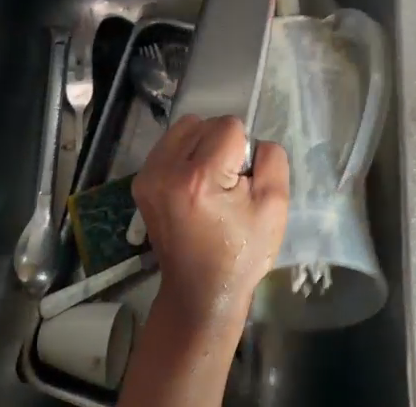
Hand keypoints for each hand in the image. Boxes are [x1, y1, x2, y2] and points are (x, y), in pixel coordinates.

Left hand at [118, 116, 288, 406]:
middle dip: (222, 144)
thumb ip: (272, 159)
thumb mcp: (275, 207)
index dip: (244, 150)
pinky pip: (168, 145)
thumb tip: (252, 140)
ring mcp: (148, 176)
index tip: (242, 182)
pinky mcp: (140, 182)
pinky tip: (192, 184)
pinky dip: (184, 154)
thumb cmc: (241, 253)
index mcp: (199, 178)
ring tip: (209, 180)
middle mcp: (166, 170)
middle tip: (227, 184)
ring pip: (184, 128)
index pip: (229, 126)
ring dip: (201, 144)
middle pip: (204, 123)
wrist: (199, 292)